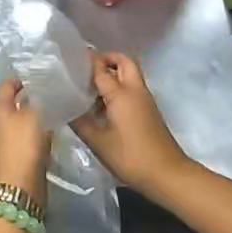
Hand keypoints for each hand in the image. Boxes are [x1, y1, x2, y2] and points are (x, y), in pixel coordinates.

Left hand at [0, 76, 48, 197]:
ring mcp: (6, 140)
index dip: (23, 77)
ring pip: (23, 119)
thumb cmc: (23, 145)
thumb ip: (38, 99)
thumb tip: (40, 91)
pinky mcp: (16, 154)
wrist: (20, 187)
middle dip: (32, 95)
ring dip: (37, 113)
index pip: (8, 84)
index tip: (42, 72)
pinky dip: (39, 129)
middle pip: (15, 102)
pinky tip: (54, 128)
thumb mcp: (34, 115)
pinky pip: (28, 135)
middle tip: (54, 88)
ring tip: (58, 105)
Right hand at [71, 52, 194, 199]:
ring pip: (130, 74)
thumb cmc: (130, 156)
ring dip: (113, 74)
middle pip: (124, 61)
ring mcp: (145, 99)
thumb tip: (65, 106)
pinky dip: (119, 88)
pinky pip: (133, 89)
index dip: (86, 62)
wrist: (166, 173)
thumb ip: (80, 122)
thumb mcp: (98, 142)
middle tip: (86, 70)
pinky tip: (102, 108)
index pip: (101, 68)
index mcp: (122, 93)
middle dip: (107, 59)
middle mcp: (135, 90)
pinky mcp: (149, 110)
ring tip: (89, 90)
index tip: (69, 61)